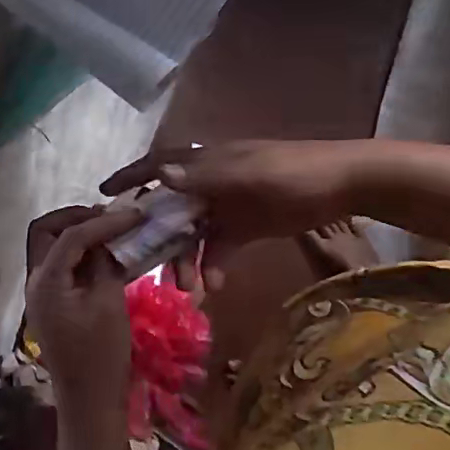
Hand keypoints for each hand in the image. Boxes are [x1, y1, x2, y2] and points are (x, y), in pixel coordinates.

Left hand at [24, 205, 142, 416]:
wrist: (90, 405)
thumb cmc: (101, 357)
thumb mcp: (109, 305)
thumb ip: (106, 264)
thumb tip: (109, 239)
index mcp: (46, 281)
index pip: (70, 235)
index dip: (103, 221)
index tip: (134, 214)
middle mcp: (35, 282)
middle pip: (44, 231)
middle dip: (75, 218)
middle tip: (108, 218)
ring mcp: (40, 294)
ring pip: (49, 247)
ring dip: (76, 234)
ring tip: (110, 232)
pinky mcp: (52, 304)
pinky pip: (59, 266)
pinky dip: (78, 254)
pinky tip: (105, 256)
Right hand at [100, 140, 375, 290]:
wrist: (346, 185)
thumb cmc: (293, 172)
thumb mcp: (248, 174)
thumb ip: (204, 178)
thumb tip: (161, 176)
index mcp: (206, 162)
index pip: (158, 165)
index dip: (130, 177)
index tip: (103, 194)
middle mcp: (209, 183)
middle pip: (171, 209)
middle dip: (158, 236)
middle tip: (144, 263)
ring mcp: (227, 206)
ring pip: (193, 234)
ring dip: (187, 258)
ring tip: (188, 288)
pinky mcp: (246, 227)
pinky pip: (220, 248)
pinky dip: (214, 265)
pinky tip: (214, 286)